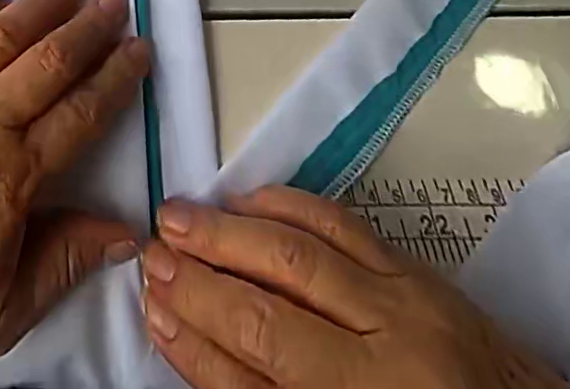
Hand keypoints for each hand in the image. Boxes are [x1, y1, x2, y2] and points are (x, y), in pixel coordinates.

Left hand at [0, 0, 152, 387]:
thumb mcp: (5, 308)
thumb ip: (67, 259)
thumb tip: (128, 232)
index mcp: (13, 176)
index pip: (82, 113)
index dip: (116, 78)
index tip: (139, 49)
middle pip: (48, 62)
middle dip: (88, 29)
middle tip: (115, 2)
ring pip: (0, 35)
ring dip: (40, 4)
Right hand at [139, 187, 569, 388]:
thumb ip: (250, 384)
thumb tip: (174, 324)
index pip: (258, 370)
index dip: (192, 337)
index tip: (149, 302)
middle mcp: (397, 365)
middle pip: (272, 312)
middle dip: (199, 278)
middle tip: (150, 253)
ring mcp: (413, 307)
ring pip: (299, 252)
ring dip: (224, 229)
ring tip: (174, 216)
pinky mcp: (420, 270)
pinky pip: (340, 221)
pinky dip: (282, 203)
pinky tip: (240, 199)